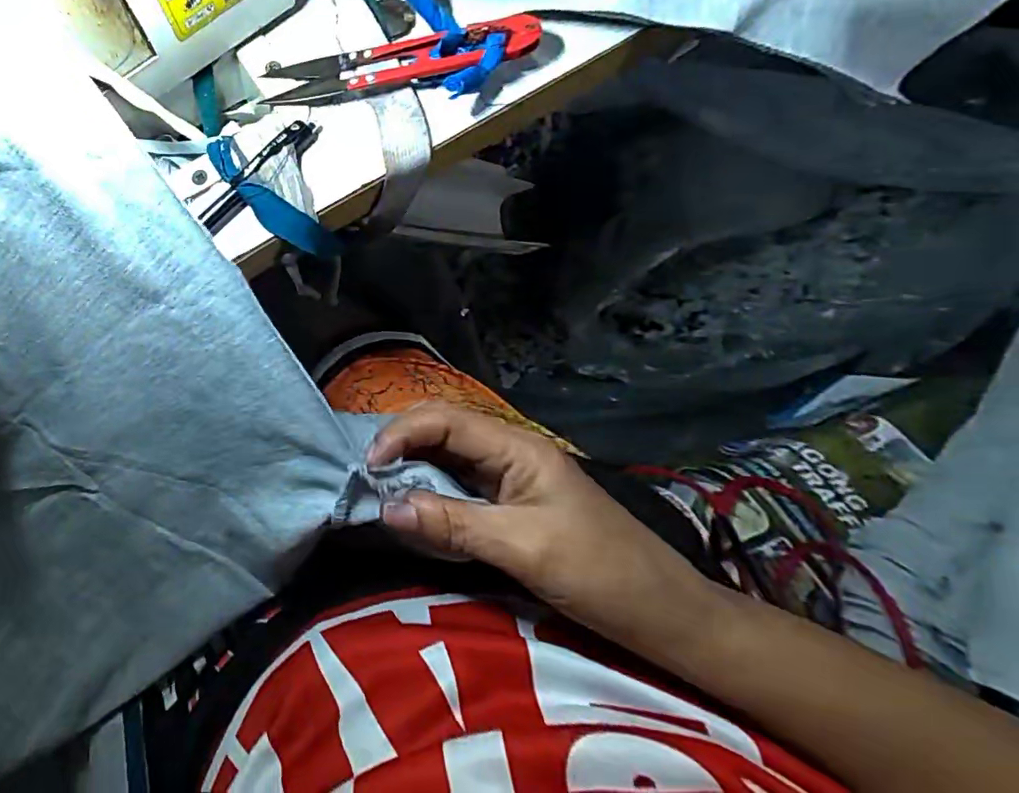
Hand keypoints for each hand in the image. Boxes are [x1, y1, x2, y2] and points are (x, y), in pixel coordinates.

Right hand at [369, 403, 726, 652]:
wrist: (671, 619)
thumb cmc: (603, 574)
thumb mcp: (523, 548)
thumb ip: (451, 523)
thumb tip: (385, 508)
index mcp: (517, 447)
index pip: (442, 419)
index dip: (399, 434)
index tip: (370, 466)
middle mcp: (508, 450)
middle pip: (438, 426)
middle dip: (398, 442)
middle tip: (368, 473)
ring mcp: (507, 474)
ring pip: (442, 452)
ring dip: (408, 464)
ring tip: (380, 486)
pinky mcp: (506, 500)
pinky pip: (453, 480)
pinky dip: (425, 487)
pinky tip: (411, 503)